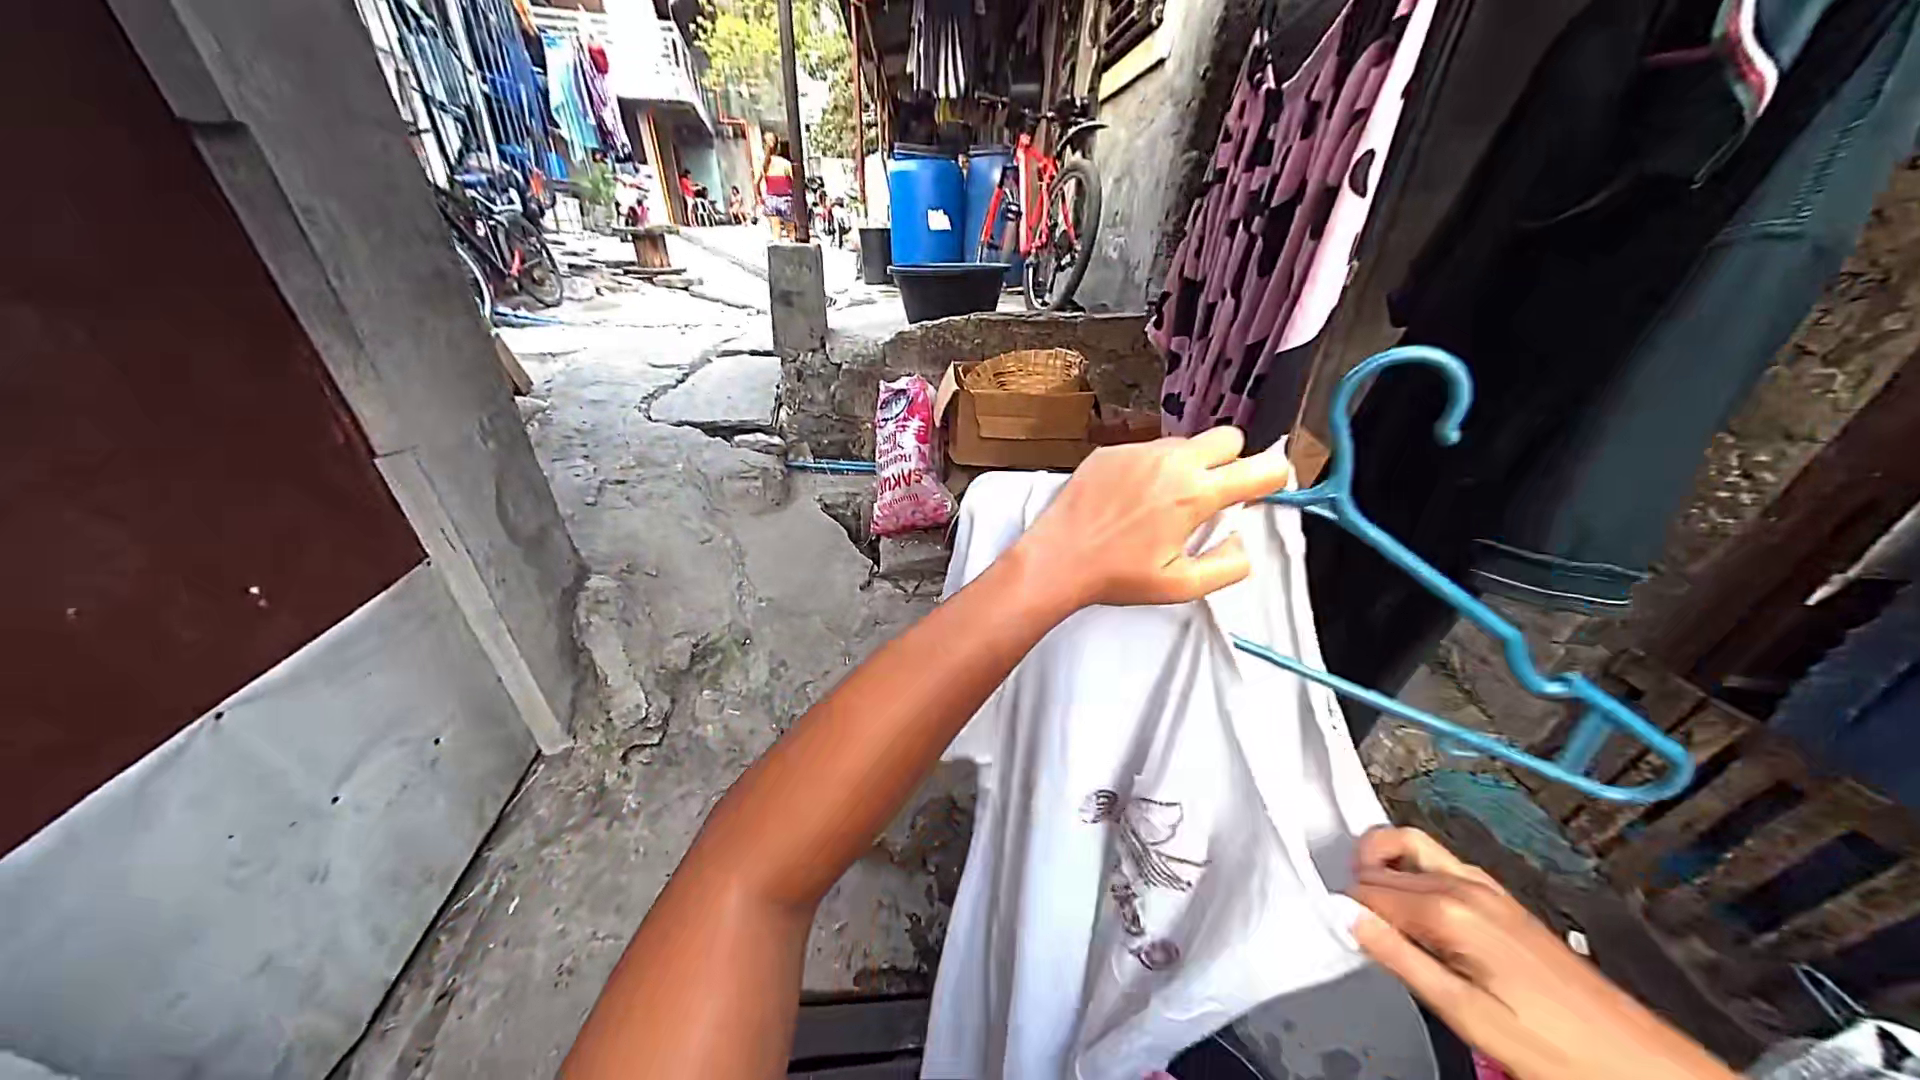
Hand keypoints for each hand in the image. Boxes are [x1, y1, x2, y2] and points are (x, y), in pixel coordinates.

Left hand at [1011, 427, 1290, 609]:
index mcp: (1196, 494)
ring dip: (1188, 464)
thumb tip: (1241, 541)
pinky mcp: (1110, 451)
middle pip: (1228, 437)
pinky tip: (1130, 497)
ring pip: (1184, 442)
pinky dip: (1150, 466)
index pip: (1262, 467)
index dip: (1271, 479)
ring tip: (1164, 501)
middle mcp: (1171, 462)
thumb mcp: (1183, 585)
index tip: (1262, 492)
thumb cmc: (1117, 575)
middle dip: (1232, 461)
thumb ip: (1229, 564)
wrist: (1057, 559)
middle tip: (1213, 493)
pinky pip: (1146, 448)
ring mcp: (1138, 451)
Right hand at [1345, 828, 1738, 1079]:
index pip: (1367, 888)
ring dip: (1381, 865)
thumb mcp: (1466, 1014)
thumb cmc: (1560, 1051)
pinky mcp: (1500, 899)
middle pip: (1382, 860)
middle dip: (1359, 885)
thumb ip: (1397, 956)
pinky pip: (1437, 862)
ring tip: (1375, 908)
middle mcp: (1466, 887)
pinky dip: (1410, 872)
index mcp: (1452, 913)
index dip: (1349, 910)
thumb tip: (1342, 914)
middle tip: (1356, 924)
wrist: (1646, 1068)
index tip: (1346, 934)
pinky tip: (1415, 914)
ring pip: (1408, 845)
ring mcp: (1486, 889)